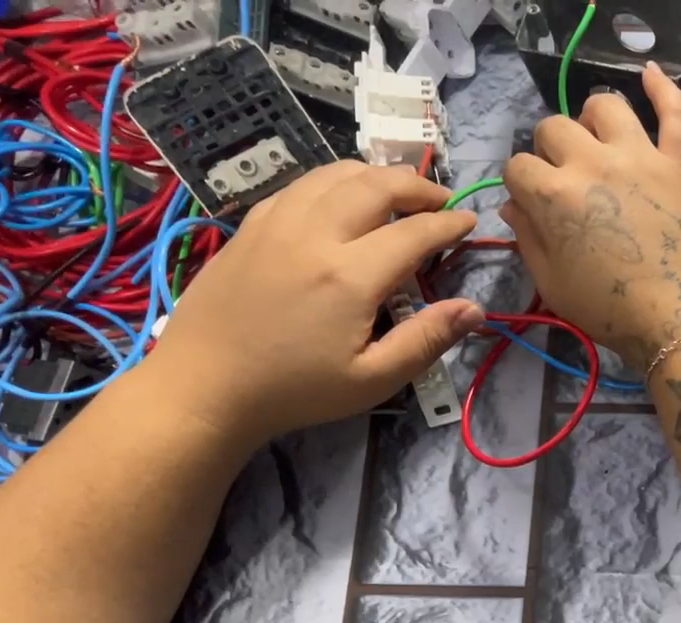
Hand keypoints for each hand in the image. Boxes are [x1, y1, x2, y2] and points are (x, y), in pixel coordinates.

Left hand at [145, 162, 487, 444]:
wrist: (206, 385)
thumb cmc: (298, 390)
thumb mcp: (375, 379)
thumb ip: (427, 339)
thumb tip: (474, 309)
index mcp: (348, 276)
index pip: (413, 233)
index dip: (448, 223)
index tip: (471, 221)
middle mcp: (313, 236)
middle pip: (373, 185)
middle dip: (416, 186)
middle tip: (441, 200)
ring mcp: (275, 224)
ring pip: (333, 174)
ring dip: (375, 175)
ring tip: (400, 192)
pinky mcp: (251, 227)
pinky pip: (301, 185)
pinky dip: (335, 182)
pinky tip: (346, 200)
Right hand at [500, 63, 680, 366]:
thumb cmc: (613, 312)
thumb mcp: (554, 286)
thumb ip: (528, 239)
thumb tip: (514, 205)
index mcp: (553, 195)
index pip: (519, 167)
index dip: (523, 187)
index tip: (535, 205)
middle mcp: (592, 162)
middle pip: (555, 128)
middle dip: (552, 152)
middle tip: (569, 182)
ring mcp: (640, 157)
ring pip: (606, 107)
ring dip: (595, 120)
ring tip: (601, 142)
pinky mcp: (680, 164)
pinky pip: (674, 113)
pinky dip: (664, 90)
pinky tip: (651, 74)